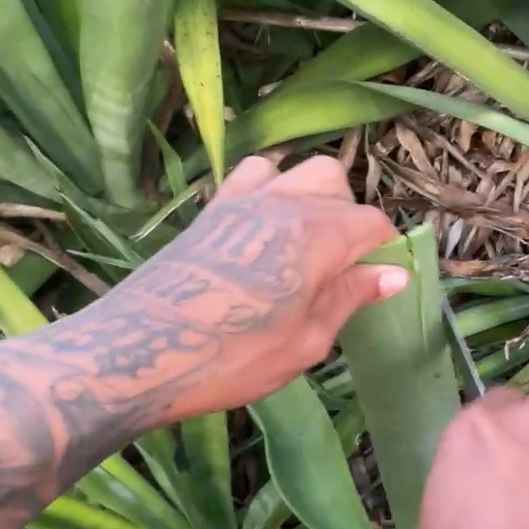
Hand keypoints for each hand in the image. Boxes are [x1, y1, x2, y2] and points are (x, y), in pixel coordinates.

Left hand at [39, 155, 406, 425]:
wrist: (132, 356)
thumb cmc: (233, 357)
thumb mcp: (308, 340)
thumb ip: (351, 296)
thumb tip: (396, 274)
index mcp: (318, 237)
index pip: (374, 223)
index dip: (383, 250)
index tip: (375, 282)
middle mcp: (286, 205)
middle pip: (340, 187)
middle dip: (352, 219)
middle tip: (342, 265)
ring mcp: (246, 201)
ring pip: (301, 171)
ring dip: (316, 197)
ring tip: (308, 240)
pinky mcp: (214, 210)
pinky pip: (256, 173)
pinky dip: (273, 187)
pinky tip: (268, 225)